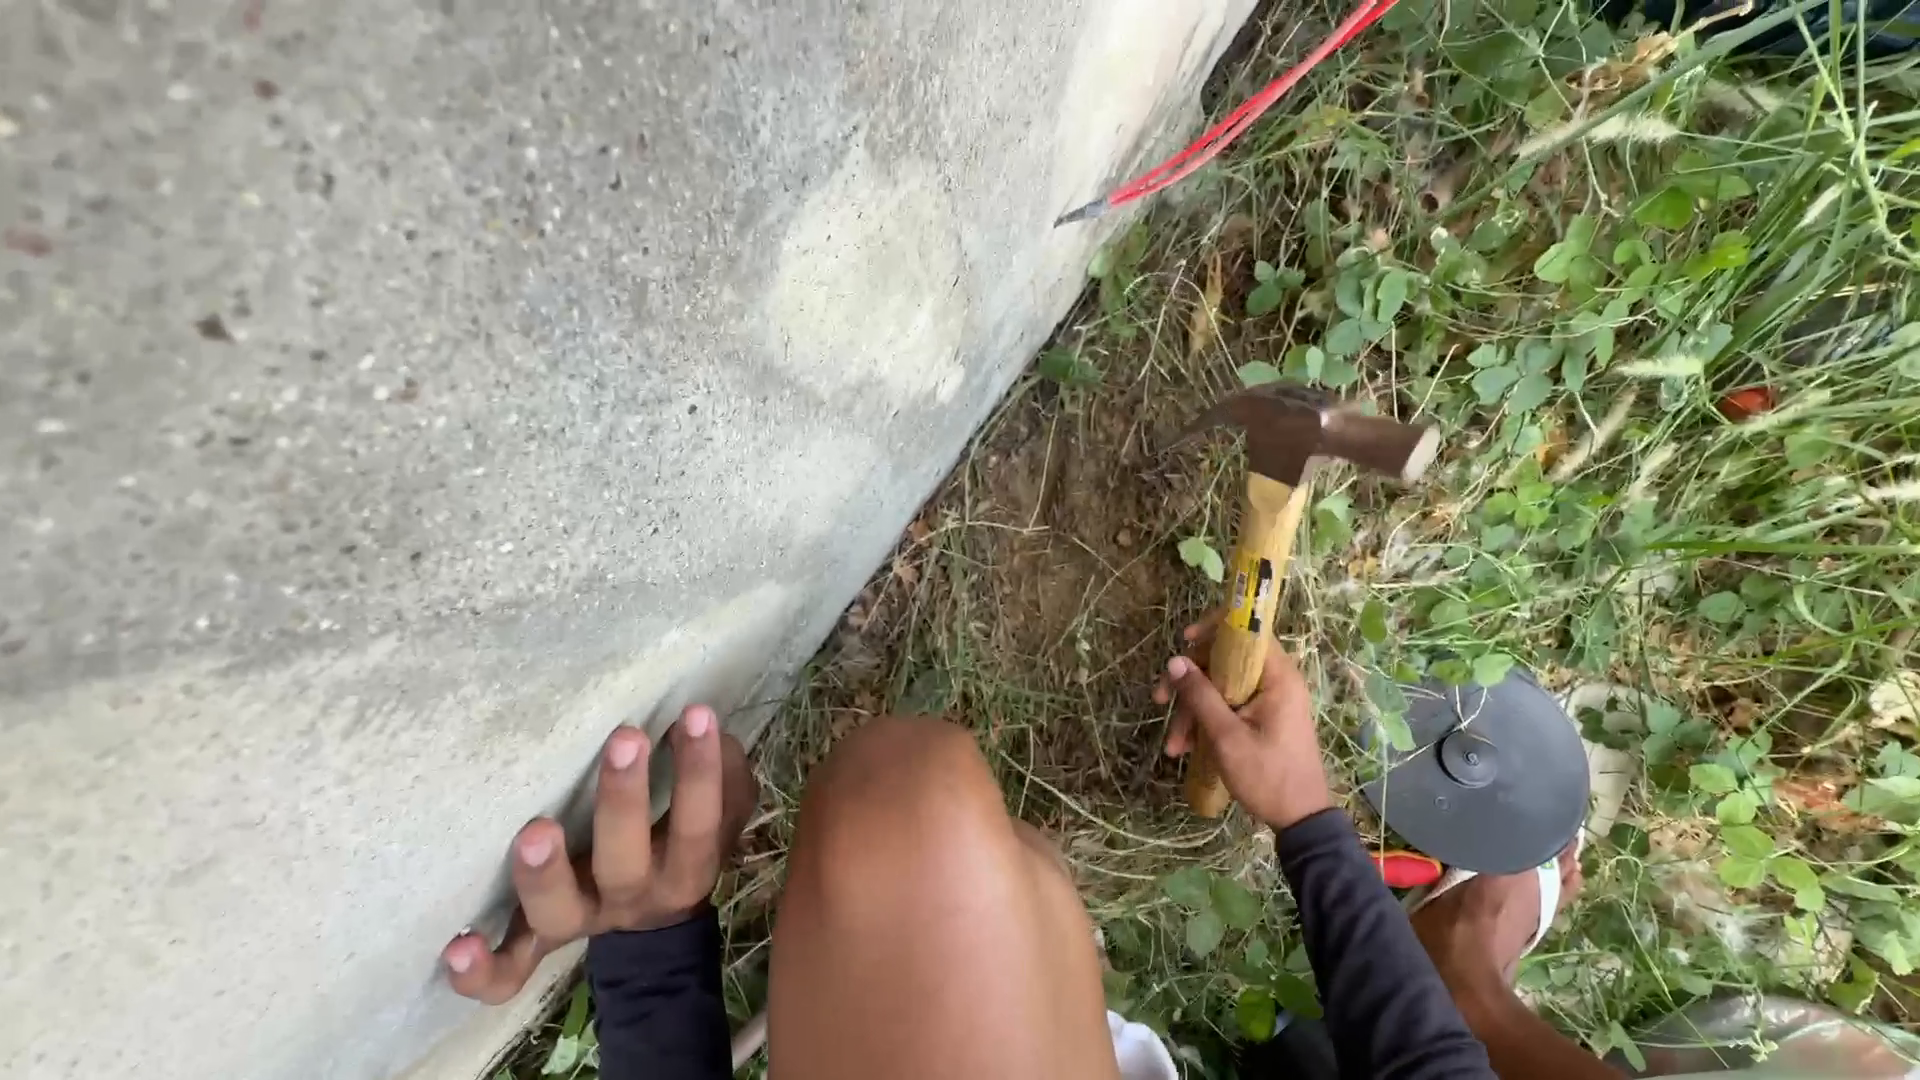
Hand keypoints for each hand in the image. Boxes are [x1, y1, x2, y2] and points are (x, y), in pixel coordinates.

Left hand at [443, 704, 757, 1003]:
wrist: (656, 919)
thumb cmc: (684, 840)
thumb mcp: (724, 811)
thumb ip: (724, 773)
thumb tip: (701, 727)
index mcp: (685, 867)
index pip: (699, 821)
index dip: (700, 771)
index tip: (696, 714)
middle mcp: (633, 898)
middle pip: (626, 861)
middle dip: (624, 800)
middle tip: (626, 739)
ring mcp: (581, 923)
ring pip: (558, 914)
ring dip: (545, 877)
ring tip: (536, 831)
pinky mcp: (535, 946)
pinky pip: (505, 976)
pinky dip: (480, 971)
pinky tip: (456, 945)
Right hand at [1152, 617, 1332, 828]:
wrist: (1301, 822)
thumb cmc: (1268, 776)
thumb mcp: (1226, 737)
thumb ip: (1200, 695)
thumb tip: (1174, 660)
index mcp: (1277, 677)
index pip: (1248, 632)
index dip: (1214, 629)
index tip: (1185, 642)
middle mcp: (1275, 682)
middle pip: (1223, 662)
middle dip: (1189, 683)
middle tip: (1160, 700)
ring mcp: (1268, 701)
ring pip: (1219, 687)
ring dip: (1191, 711)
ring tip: (1173, 745)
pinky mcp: (1261, 718)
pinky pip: (1227, 706)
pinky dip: (1205, 722)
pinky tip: (1185, 748)